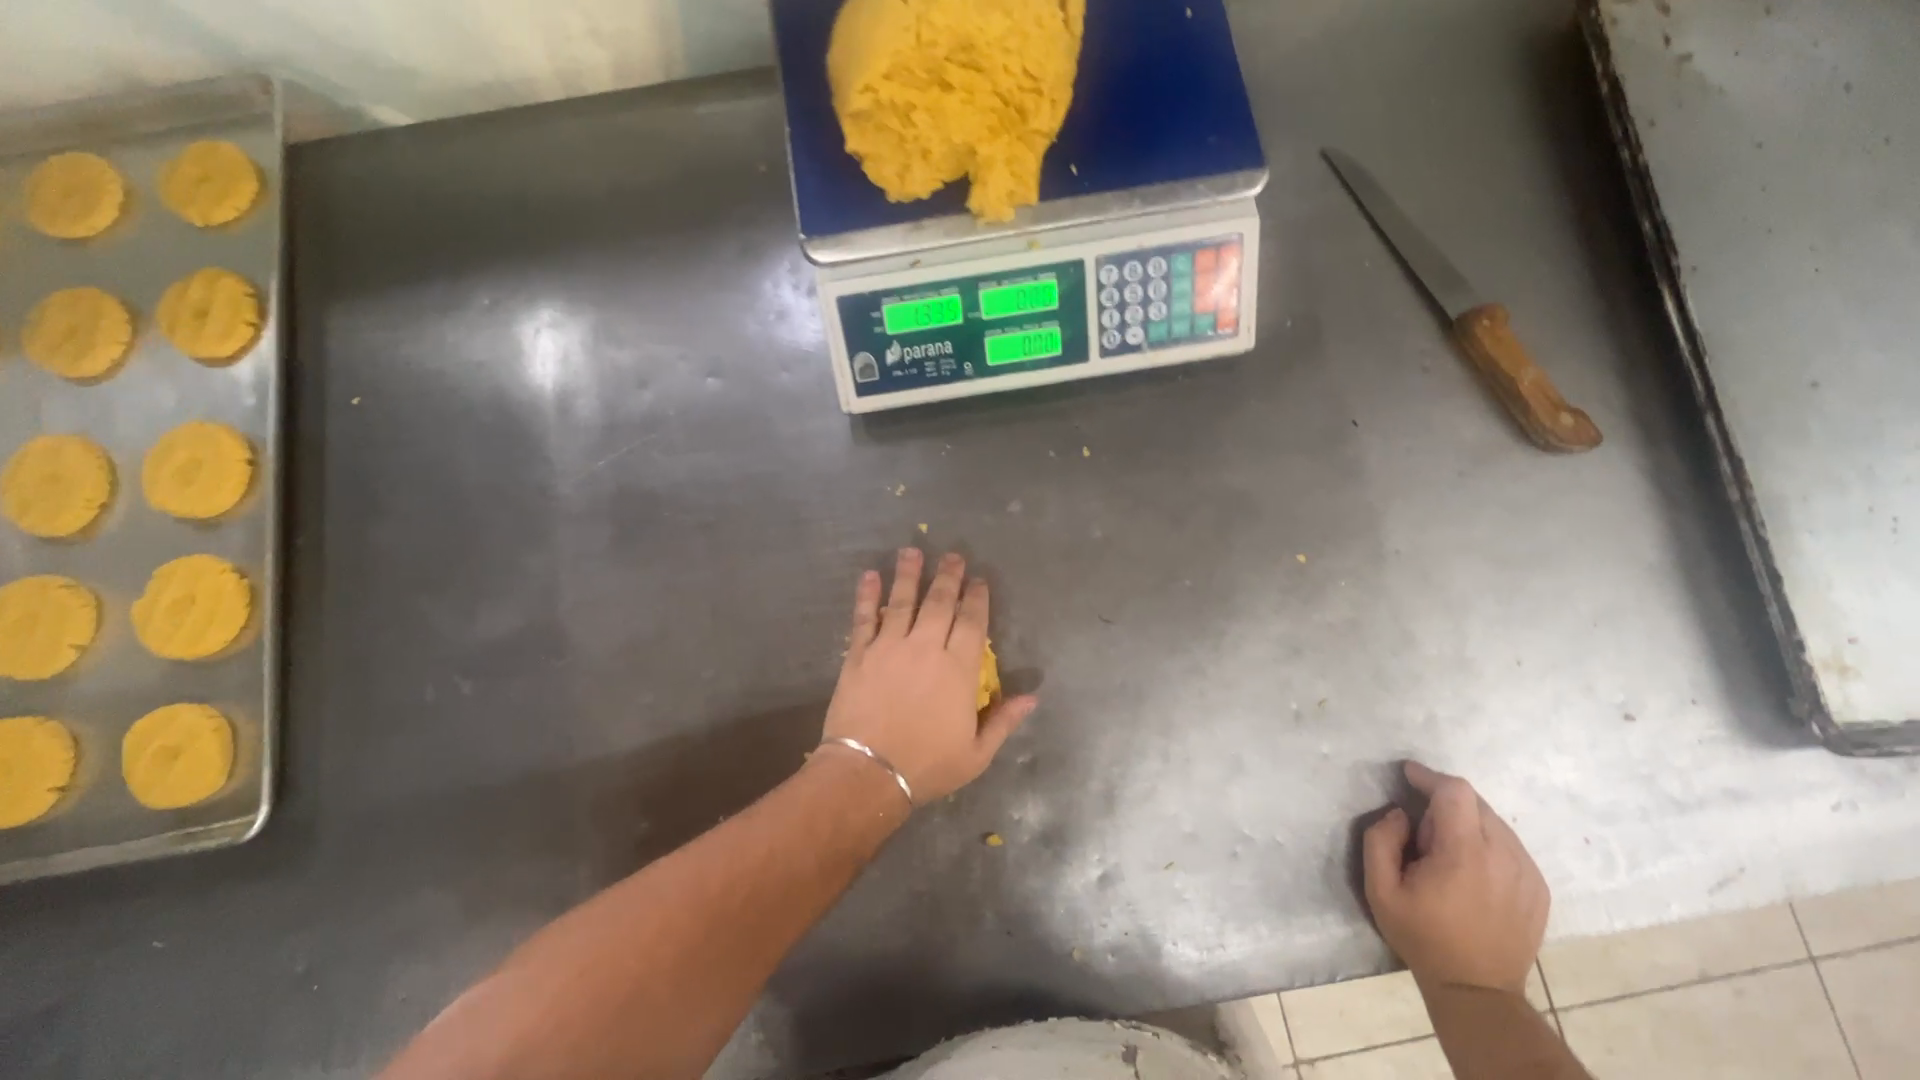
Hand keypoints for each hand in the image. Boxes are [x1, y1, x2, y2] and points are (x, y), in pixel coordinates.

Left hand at [822, 549, 1037, 804]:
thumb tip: (1032, 697)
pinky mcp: (859, 655)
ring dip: (909, 574)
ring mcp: (889, 648)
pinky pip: (864, 618)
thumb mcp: (976, 754)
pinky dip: (867, 595)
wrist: (868, 773)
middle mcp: (926, 648)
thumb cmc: (927, 766)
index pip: (972, 623)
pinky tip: (870, 575)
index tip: (979, 581)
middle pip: (940, 603)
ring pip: (902, 601)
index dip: (977, 598)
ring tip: (912, 550)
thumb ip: (1004, 721)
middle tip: (953, 556)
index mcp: (959, 670)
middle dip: (948, 577)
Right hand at [1362, 762, 1548, 994]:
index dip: (1429, 776)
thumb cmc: (1422, 938)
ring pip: (1495, 823)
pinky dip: (1487, 844)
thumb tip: (1401, 814)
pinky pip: (1510, 847)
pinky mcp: (1539, 887)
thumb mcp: (1380, 891)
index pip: (1455, 792)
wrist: (1477, 990)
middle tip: (1420, 835)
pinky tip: (1471, 873)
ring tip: (1446, 857)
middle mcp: (1504, 855)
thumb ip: (1381, 840)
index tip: (1408, 774)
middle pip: (1475, 803)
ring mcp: (1527, 872)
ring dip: (1466, 824)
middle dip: (1443, 804)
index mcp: (1464, 853)